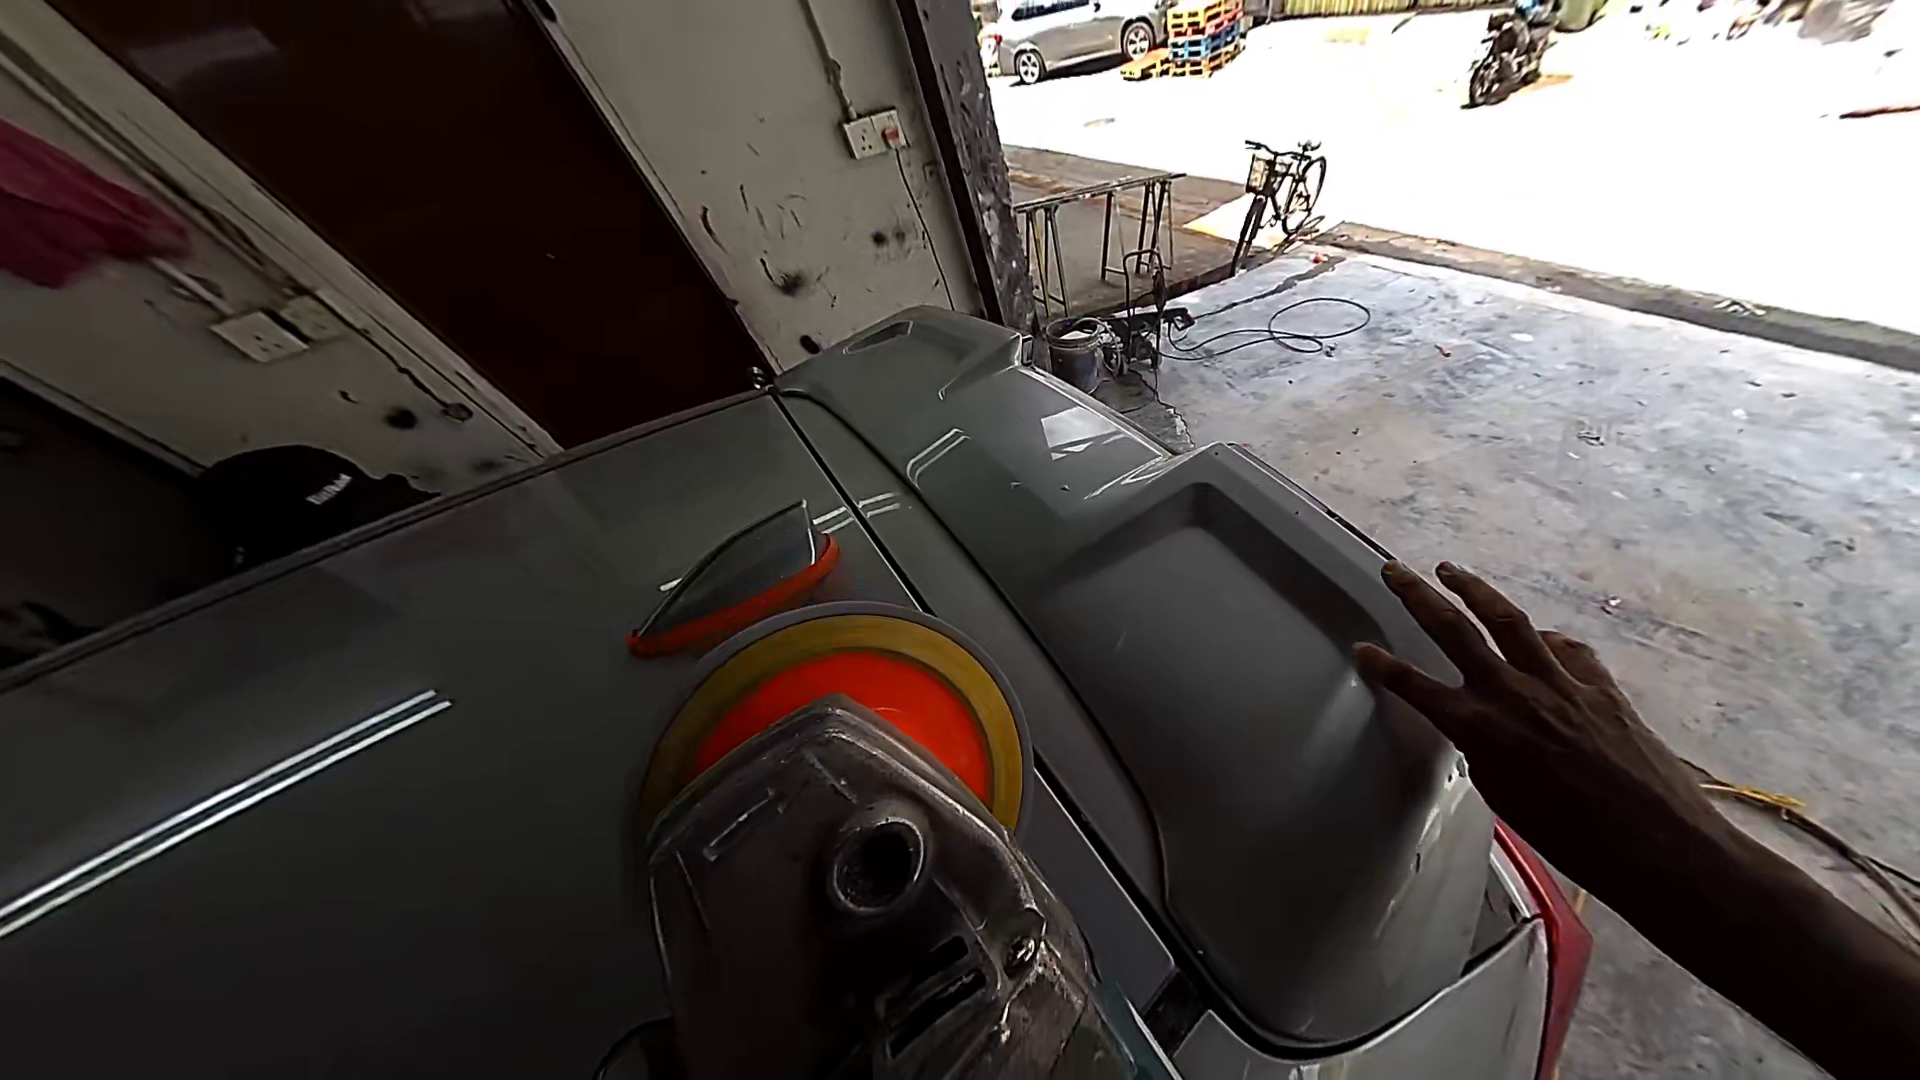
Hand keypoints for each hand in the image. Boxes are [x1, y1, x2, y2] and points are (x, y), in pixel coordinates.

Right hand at [1353, 561, 1728, 894]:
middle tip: (1395, 570)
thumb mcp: (1497, 789)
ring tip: (1452, 570)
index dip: (1381, 665)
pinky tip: (1539, 638)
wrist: (1664, 851)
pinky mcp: (1601, 690)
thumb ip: (1478, 742)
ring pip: (1508, 621)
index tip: (1361, 649)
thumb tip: (1476, 722)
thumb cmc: (1567, 835)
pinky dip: (1546, 640)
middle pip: (1453, 629)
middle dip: (1417, 595)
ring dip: (1474, 590)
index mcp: (1476, 726)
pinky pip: (1568, 651)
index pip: (1412, 685)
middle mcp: (1510, 693)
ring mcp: (1559, 685)